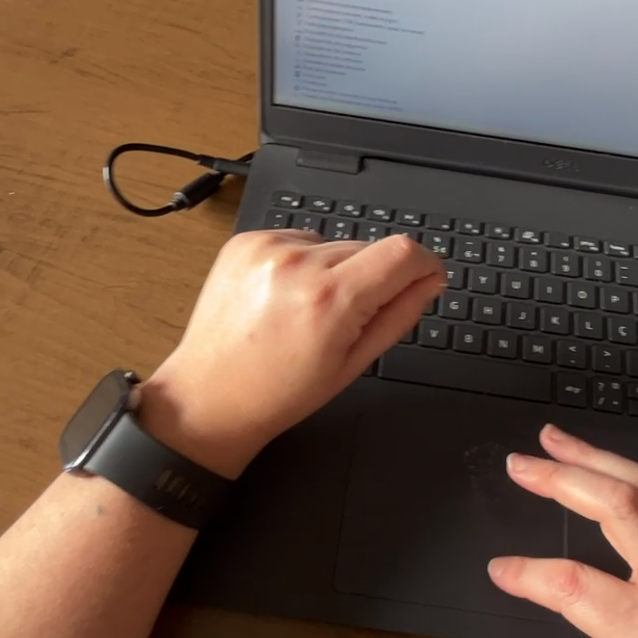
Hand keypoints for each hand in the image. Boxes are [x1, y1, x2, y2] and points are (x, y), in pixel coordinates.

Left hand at [137, 230, 443, 477]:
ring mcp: (267, 248)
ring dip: (336, 269)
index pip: (402, 252)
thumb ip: (399, 315)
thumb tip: (430, 281)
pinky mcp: (247, 241)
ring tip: (307, 311)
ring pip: (335, 243)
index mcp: (330, 300)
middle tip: (346, 320)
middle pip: (369, 248)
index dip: (424, 264)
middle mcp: (298, 264)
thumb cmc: (278, 393)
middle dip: (372, 278)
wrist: (207, 398)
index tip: (425, 277)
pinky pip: (301, 240)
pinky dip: (303, 263)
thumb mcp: (354, 364)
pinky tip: (285, 297)